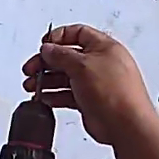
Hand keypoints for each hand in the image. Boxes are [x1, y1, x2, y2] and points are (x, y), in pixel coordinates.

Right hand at [22, 24, 158, 146]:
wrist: (126, 125)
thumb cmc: (116, 93)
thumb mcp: (82, 65)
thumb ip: (61, 55)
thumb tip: (48, 49)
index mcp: (104, 47)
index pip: (78, 33)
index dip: (58, 36)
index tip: (44, 44)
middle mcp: (101, 63)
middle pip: (68, 56)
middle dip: (47, 62)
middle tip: (32, 68)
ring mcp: (96, 83)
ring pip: (66, 77)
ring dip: (47, 80)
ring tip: (33, 85)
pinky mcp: (91, 100)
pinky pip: (68, 94)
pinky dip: (54, 95)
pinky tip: (44, 98)